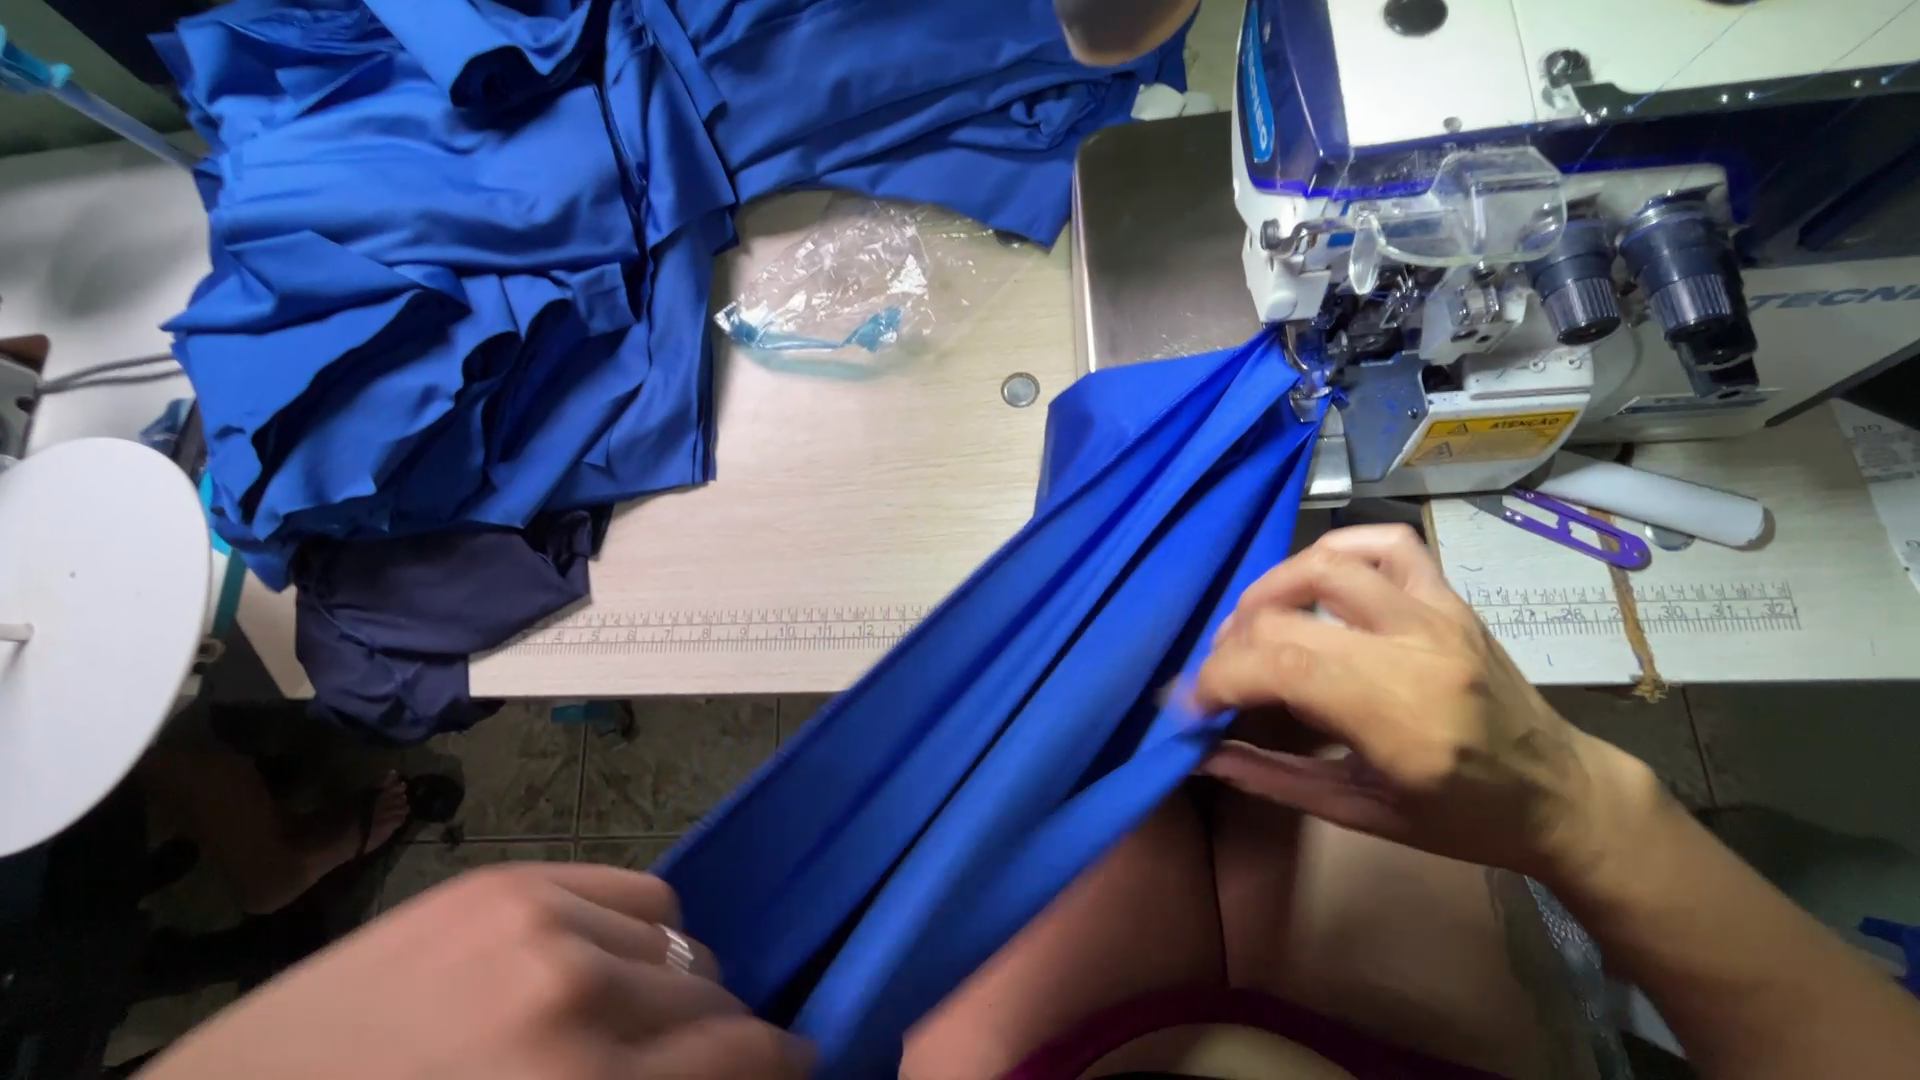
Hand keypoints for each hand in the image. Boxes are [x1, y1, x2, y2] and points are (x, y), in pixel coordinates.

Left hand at [137, 864, 809, 1079]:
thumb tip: (728, 1067)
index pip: (741, 1057)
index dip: (781, 1065)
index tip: (791, 1067)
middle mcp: (575, 999)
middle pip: (712, 996)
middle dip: (720, 1033)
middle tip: (692, 1060)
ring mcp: (537, 929)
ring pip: (679, 938)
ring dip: (672, 982)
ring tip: (632, 1012)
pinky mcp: (504, 886)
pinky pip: (633, 891)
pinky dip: (635, 930)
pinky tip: (596, 959)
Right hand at [1191, 525, 1662, 886]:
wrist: (1563, 794)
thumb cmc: (1464, 819)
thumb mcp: (1361, 815)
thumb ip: (1272, 779)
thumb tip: (1201, 755)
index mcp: (1400, 720)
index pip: (1279, 666)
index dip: (1216, 679)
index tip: (1188, 706)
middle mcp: (1417, 653)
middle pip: (1288, 619)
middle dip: (1230, 646)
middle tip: (1217, 676)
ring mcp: (1438, 615)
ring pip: (1327, 565)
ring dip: (1268, 590)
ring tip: (1251, 625)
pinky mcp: (1449, 598)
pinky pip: (1387, 544)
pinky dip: (1336, 549)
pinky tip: (1312, 578)